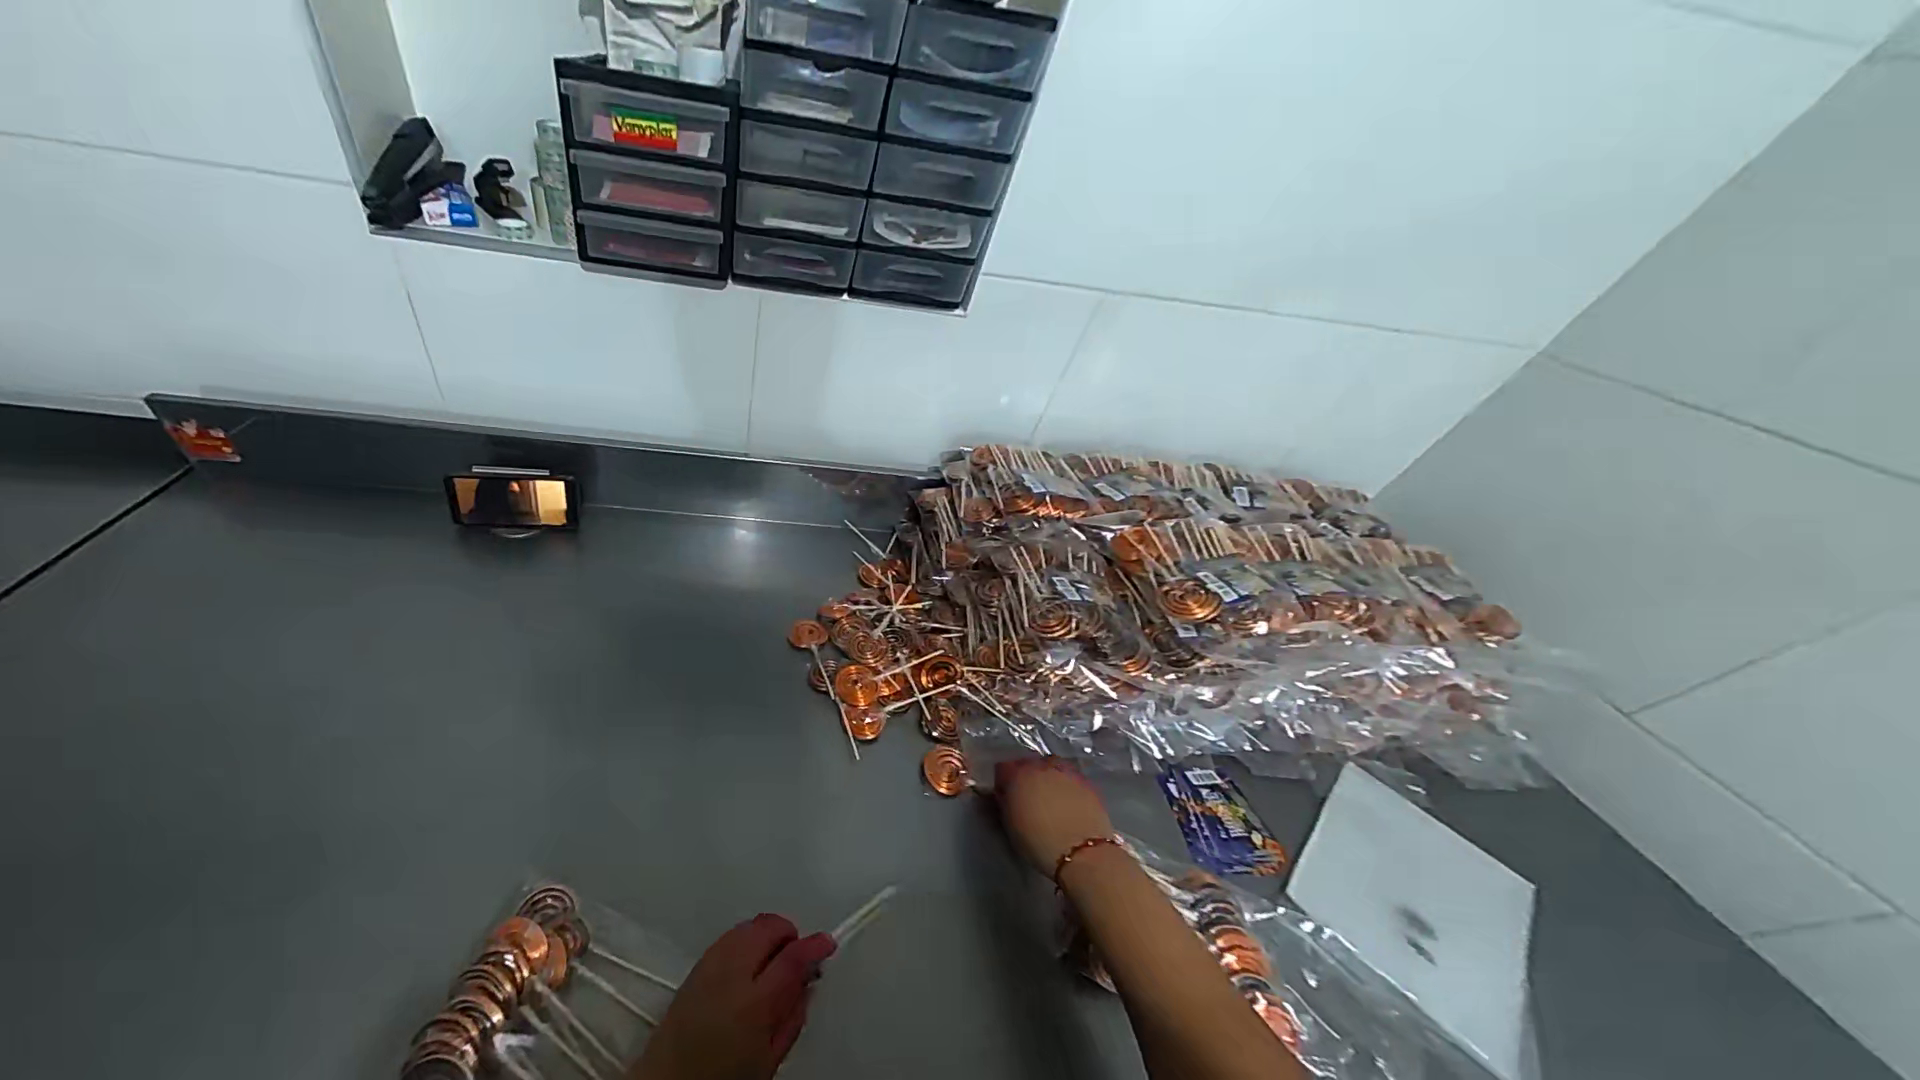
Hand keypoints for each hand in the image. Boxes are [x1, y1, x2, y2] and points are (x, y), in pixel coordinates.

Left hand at [629, 914, 836, 1079]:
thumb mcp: (770, 1059)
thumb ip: (793, 1016)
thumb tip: (808, 982)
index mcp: (753, 1004)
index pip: (793, 957)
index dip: (815, 945)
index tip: (826, 943)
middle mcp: (729, 976)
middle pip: (768, 927)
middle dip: (788, 934)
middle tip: (795, 957)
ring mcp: (708, 967)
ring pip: (748, 925)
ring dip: (766, 935)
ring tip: (771, 961)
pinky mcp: (694, 967)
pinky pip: (729, 936)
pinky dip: (745, 939)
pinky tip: (748, 964)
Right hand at [994, 757, 1115, 876]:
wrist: (1082, 851)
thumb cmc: (1038, 843)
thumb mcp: (1010, 825)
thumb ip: (1005, 803)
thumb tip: (1004, 795)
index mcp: (1018, 776)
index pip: (1002, 769)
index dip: (1003, 783)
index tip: (1005, 798)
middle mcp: (1041, 766)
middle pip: (1027, 763)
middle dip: (1025, 777)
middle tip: (1028, 797)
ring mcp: (1065, 770)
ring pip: (1050, 765)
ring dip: (1047, 777)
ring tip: (1050, 798)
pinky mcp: (1085, 780)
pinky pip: (1069, 776)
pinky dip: (1066, 784)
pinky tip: (1069, 802)